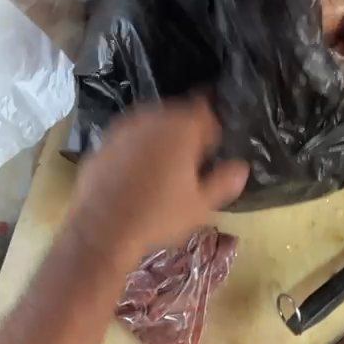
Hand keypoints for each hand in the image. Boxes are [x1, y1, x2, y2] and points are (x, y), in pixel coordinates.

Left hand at [67, 97, 249, 263]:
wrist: (103, 230)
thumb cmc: (158, 218)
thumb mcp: (200, 207)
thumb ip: (223, 182)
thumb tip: (241, 169)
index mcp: (183, 126)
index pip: (208, 113)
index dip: (213, 133)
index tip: (213, 153)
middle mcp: (153, 117)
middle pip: (177, 118)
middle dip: (185, 137)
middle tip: (188, 168)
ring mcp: (123, 129)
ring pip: (151, 129)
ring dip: (159, 145)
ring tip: (162, 176)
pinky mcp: (102, 144)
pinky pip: (127, 144)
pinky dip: (134, 156)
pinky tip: (135, 183)